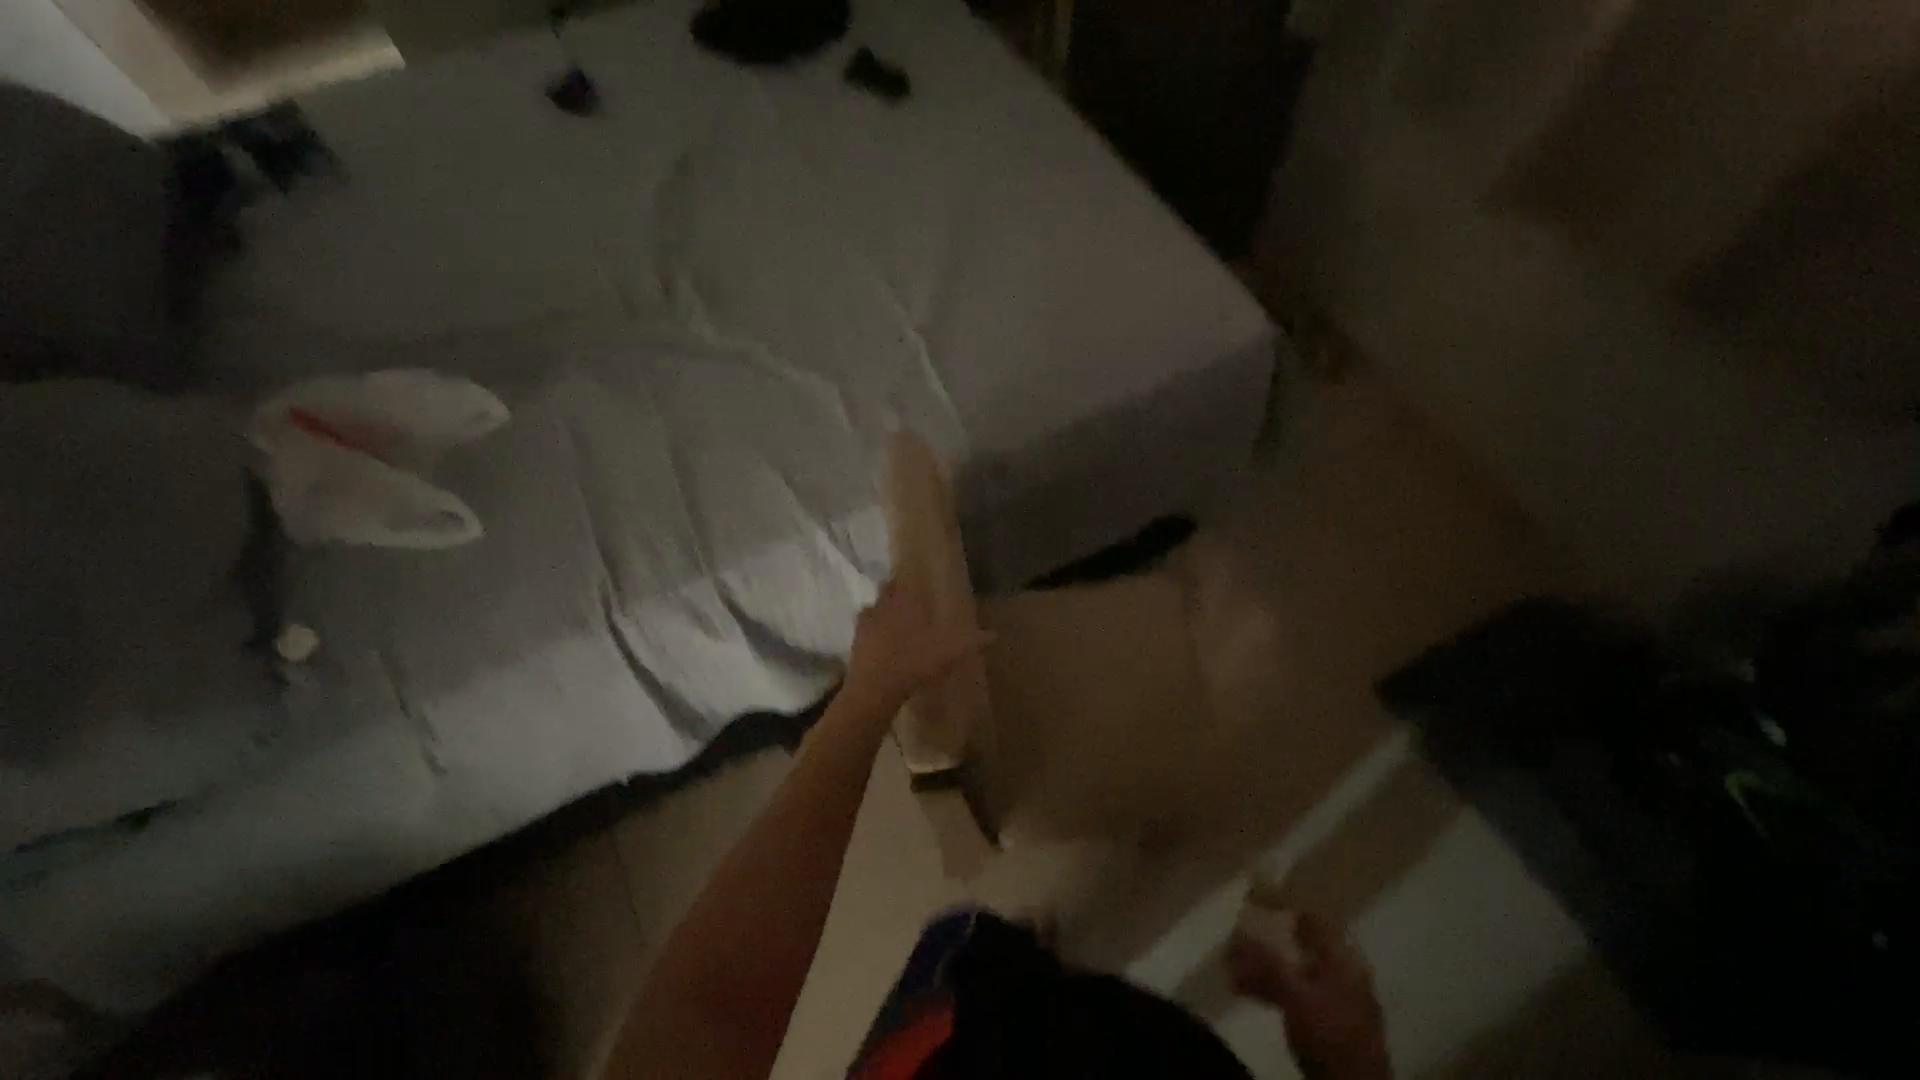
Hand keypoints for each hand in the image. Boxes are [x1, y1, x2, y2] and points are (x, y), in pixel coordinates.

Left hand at [843, 579, 992, 712]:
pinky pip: (864, 630)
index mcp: (905, 602)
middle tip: (907, 600)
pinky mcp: (855, 642)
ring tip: (893, 621)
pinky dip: (871, 632)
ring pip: (873, 609)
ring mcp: (864, 624)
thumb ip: (970, 642)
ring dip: (882, 611)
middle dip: (896, 592)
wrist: (875, 688)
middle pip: (887, 591)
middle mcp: (883, 606)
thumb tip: (994, 634)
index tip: (915, 580)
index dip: (909, 579)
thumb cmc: (914, 663)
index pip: (904, 580)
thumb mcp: (948, 654)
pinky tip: (879, 642)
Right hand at [1229, 912, 1391, 1079]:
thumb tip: (1238, 931)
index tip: (1253, 897)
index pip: (1314, 918)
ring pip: (1292, 971)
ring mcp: (1333, 998)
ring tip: (1229, 970)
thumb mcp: (1294, 995)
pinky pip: (1292, 994)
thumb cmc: (1328, 1034)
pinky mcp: (1323, 1021)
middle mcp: (1341, 973)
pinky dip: (1269, 989)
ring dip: (1261, 968)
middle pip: (1299, 946)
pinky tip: (1243, 992)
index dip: (1284, 904)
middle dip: (1264, 942)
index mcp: (1342, 959)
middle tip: (1232, 939)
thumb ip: (1267, 961)